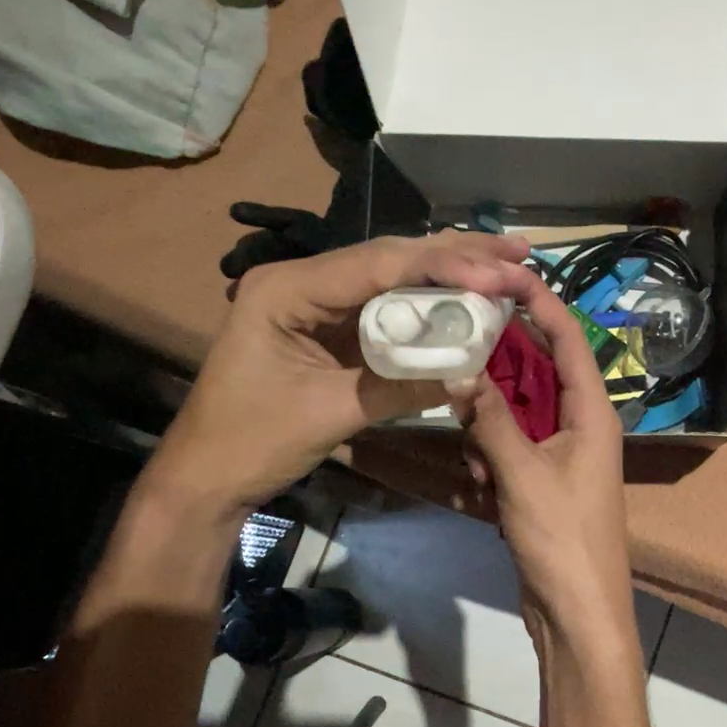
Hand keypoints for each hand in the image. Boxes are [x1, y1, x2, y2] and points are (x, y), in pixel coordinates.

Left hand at [138, 232, 536, 528]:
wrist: (209, 475)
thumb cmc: (253, 442)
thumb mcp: (330, 413)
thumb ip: (400, 387)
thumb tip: (471, 373)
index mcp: (288, 289)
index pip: (378, 265)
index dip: (443, 266)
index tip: (498, 274)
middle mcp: (303, 282)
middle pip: (389, 258)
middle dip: (456, 255)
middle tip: (518, 251)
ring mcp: (316, 304)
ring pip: (392, 278)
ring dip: (448, 273)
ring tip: (505, 265)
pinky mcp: (328, 329)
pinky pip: (385, 310)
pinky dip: (427, 306)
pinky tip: (465, 298)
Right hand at [450, 285, 635, 651]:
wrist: (576, 612)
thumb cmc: (563, 538)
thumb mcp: (523, 474)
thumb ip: (490, 420)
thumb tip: (458, 368)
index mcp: (593, 414)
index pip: (569, 340)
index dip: (541, 302)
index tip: (502, 273)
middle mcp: (581, 426)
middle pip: (540, 371)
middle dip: (501, 356)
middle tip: (456, 329)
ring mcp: (561, 457)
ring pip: (519, 410)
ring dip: (489, 411)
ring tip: (460, 407)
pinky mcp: (541, 484)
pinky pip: (511, 448)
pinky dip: (490, 451)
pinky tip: (474, 471)